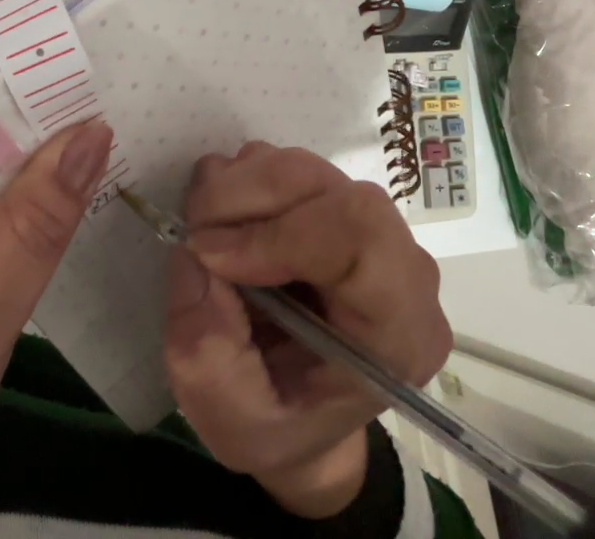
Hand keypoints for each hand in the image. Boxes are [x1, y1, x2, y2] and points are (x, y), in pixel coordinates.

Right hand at [163, 143, 452, 517]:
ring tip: (203, 228)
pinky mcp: (333, 209)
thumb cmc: (274, 427)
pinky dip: (240, 180)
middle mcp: (399, 273)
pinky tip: (221, 220)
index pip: (363, 240)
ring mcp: (369, 233)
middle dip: (248, 200)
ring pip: (308, 169)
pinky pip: (289, 168)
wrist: (296, 419)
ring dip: (238, 186)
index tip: (210, 256)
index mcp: (395, 334)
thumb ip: (207, 350)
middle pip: (336, 194)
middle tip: (194, 233)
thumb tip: (195, 256)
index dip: (279, 233)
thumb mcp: (229, 418)